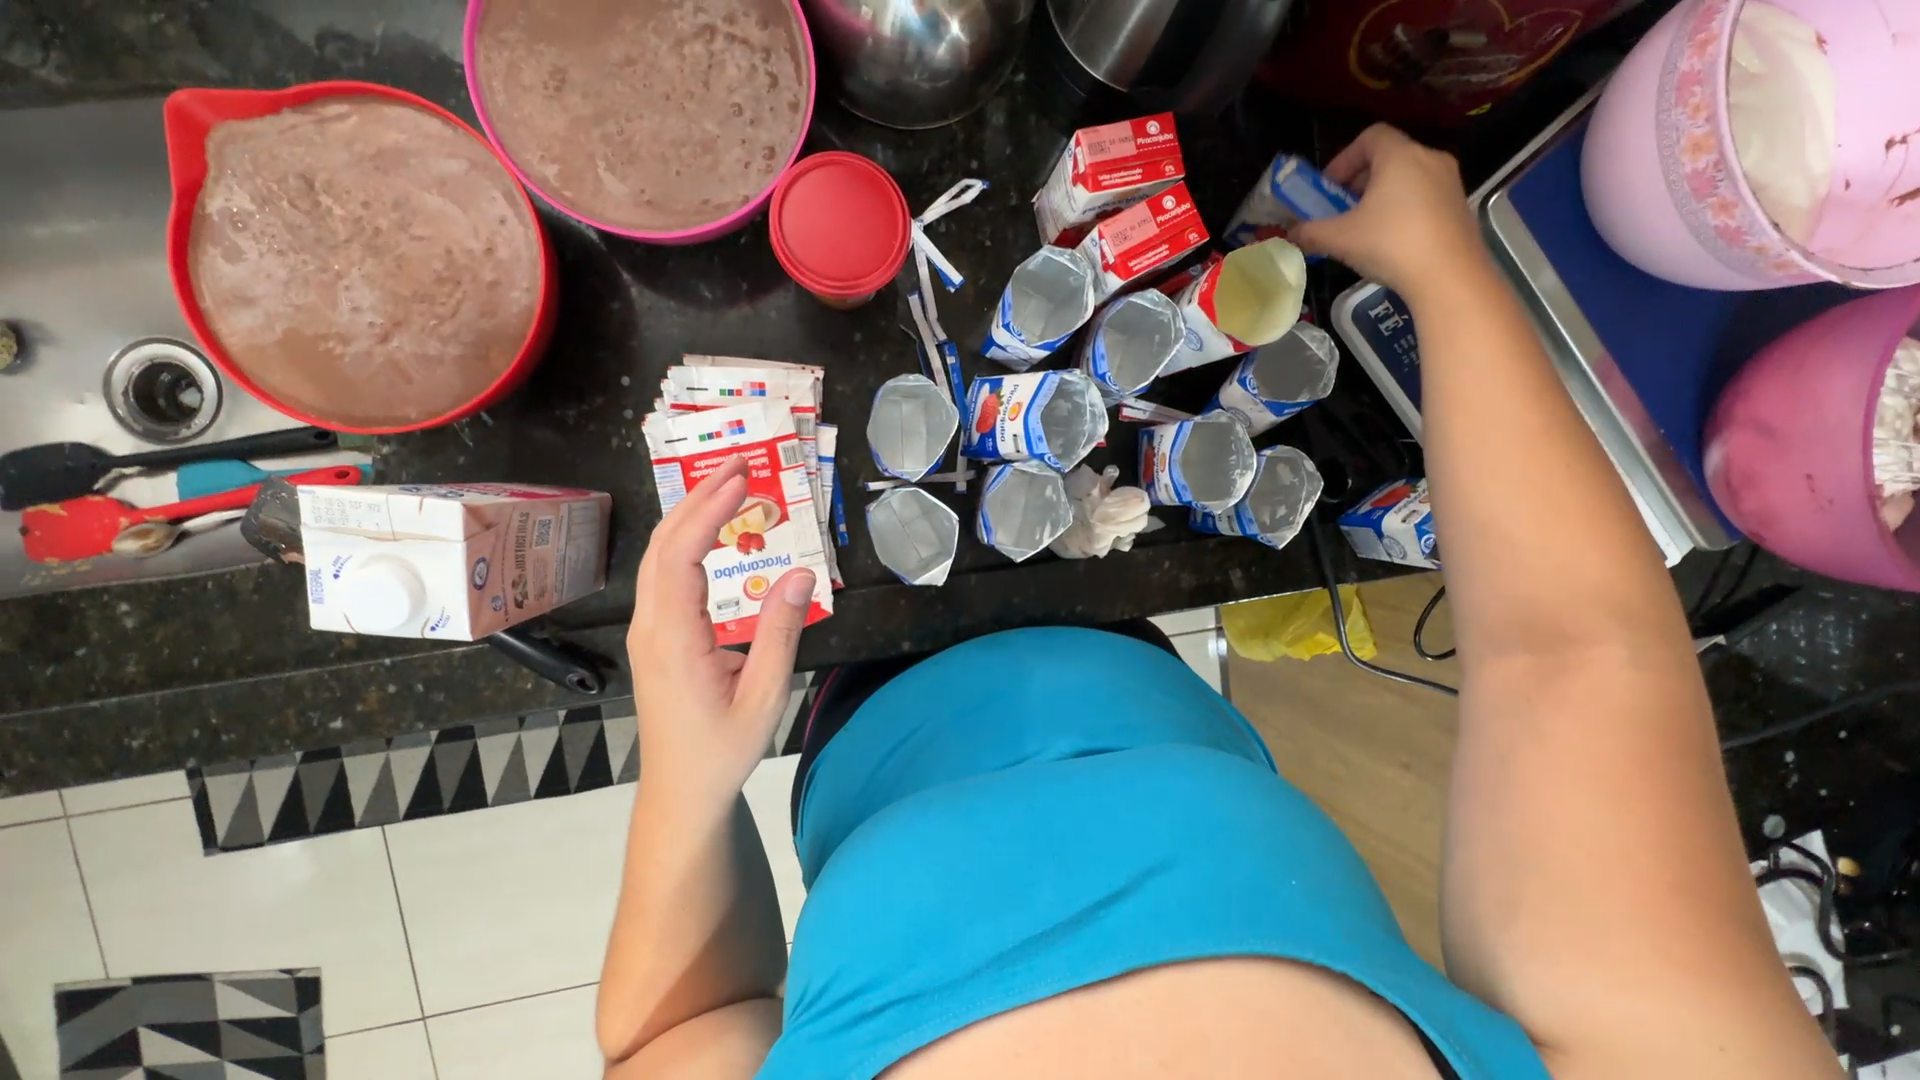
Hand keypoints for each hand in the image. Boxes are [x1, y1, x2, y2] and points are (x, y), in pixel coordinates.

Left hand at [628, 456, 815, 803]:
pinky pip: (664, 574)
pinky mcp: (655, 636)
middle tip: (739, 464)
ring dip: (689, 515)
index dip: (709, 511)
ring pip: (658, 557)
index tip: (741, 479)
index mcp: (674, 638)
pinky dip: (686, 541)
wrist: (681, 790)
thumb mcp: (764, 695)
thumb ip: (780, 632)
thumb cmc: (723, 748)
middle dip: (698, 497)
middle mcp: (650, 625)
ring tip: (728, 485)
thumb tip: (803, 572)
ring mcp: (647, 630)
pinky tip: (710, 532)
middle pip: (663, 545)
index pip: (682, 555)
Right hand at [1291, 124, 1488, 305]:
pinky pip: (1424, 196)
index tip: (1329, 187)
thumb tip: (1291, 234)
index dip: (1344, 158)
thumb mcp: (1339, 239)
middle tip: (1340, 210)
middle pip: (1389, 157)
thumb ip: (1310, 232)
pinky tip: (1391, 241)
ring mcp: (1449, 182)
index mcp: (1400, 156)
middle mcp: (1429, 159)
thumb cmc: (1390, 244)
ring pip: (1407, 178)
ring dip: (1380, 196)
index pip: (1370, 137)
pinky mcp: (1459, 206)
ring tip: (1363, 228)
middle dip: (1359, 181)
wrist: (1448, 275)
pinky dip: (1402, 209)